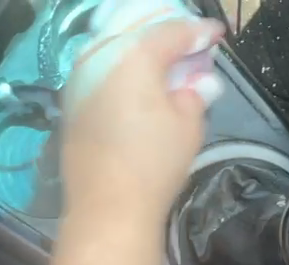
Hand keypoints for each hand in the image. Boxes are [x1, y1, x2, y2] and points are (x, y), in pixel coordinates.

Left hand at [60, 17, 223, 233]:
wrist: (108, 208)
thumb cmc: (154, 166)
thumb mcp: (188, 129)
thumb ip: (196, 95)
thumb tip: (200, 82)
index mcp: (135, 55)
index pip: (172, 32)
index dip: (199, 32)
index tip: (217, 35)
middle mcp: (101, 56)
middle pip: (138, 34)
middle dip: (166, 39)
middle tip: (190, 50)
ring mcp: (80, 79)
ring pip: (115, 52)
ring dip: (141, 57)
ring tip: (163, 69)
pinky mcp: (71, 105)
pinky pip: (102, 75)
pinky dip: (122, 75)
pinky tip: (137, 91)